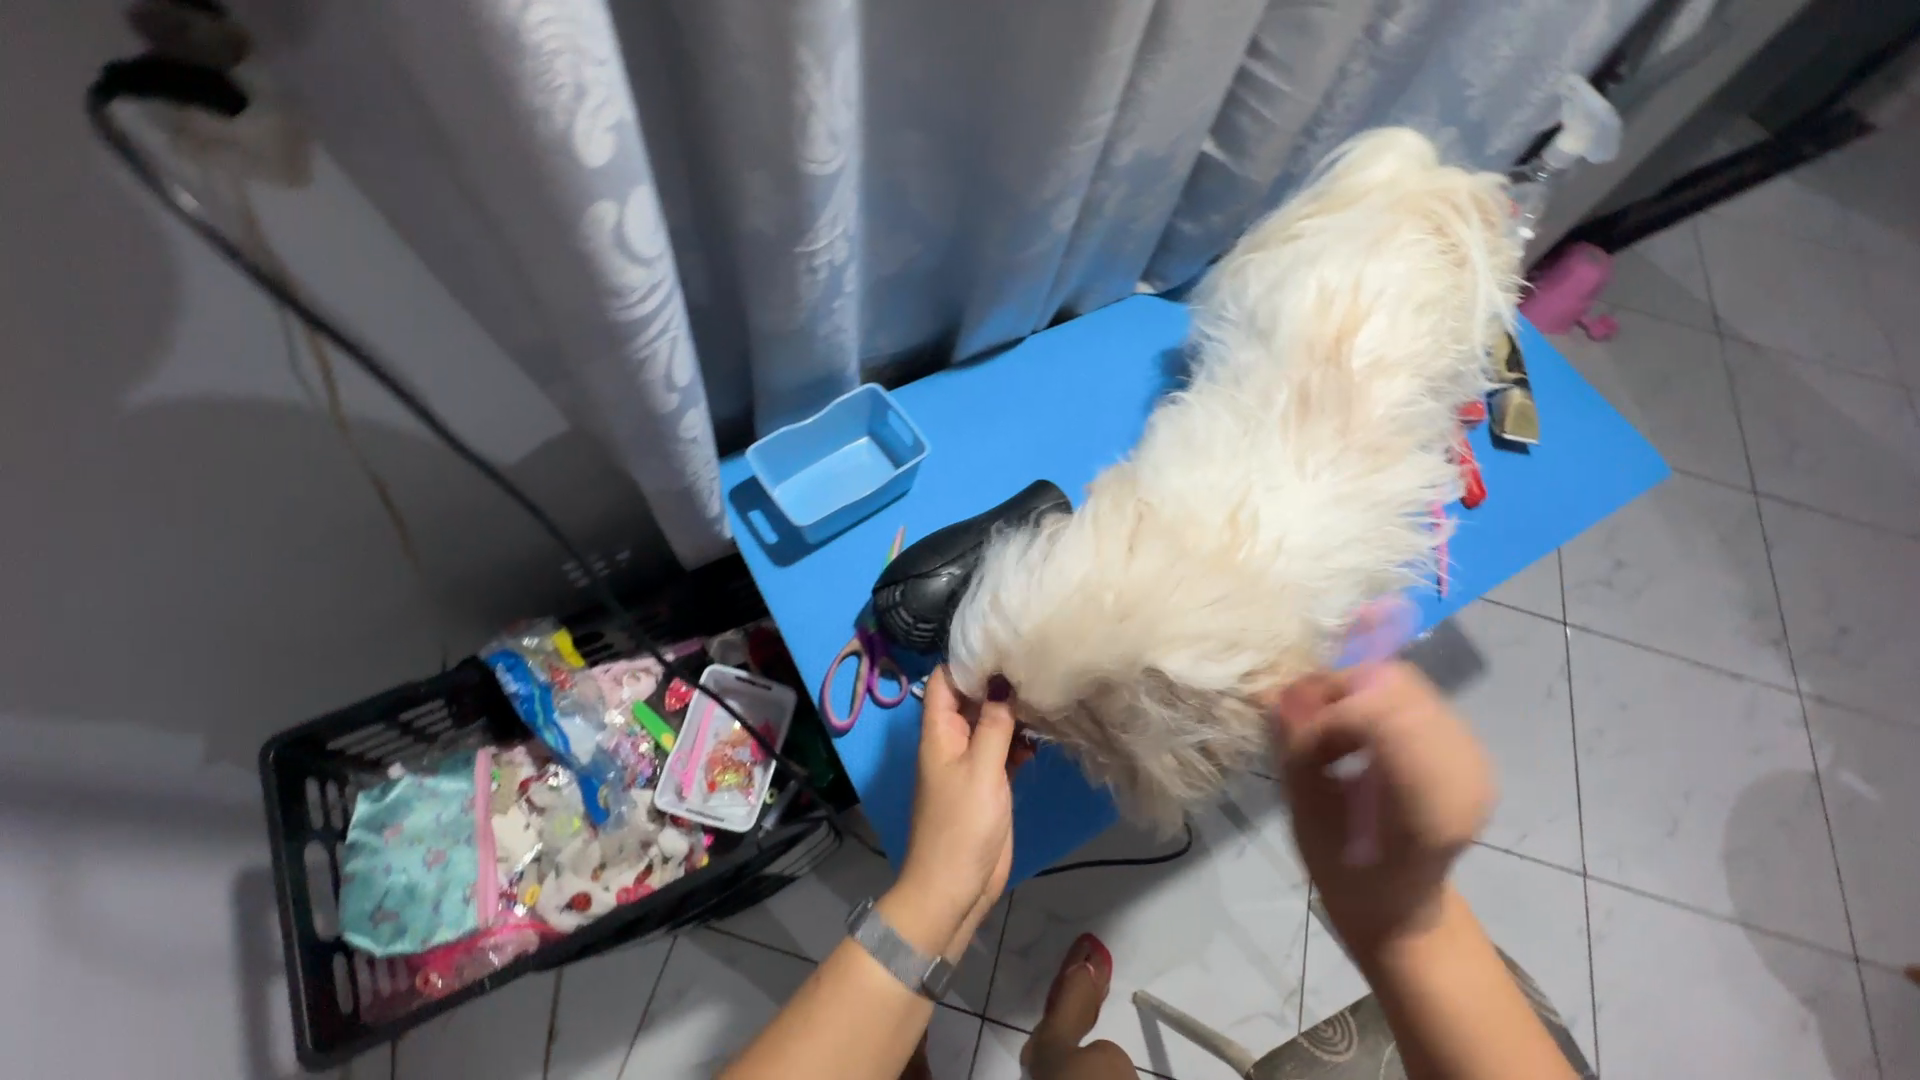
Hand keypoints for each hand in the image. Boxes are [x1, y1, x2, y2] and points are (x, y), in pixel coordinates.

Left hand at [890, 668, 1023, 958]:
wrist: (954, 888)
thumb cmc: (961, 826)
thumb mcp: (981, 770)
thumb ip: (994, 725)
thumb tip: (1002, 681)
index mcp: (939, 732)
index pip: (944, 681)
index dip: (968, 660)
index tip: (1003, 643)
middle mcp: (952, 741)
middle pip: (971, 699)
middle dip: (998, 682)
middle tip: (1036, 661)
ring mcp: (971, 763)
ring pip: (991, 724)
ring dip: (1013, 711)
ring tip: (1047, 692)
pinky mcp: (989, 783)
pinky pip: (1003, 750)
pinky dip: (1020, 740)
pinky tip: (1044, 733)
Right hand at [1269, 661, 1492, 955]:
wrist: (1398, 901)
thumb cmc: (1347, 874)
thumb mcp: (1309, 822)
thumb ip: (1299, 755)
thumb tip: (1278, 694)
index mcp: (1428, 807)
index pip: (1382, 719)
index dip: (1327, 716)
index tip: (1297, 739)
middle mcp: (1463, 771)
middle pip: (1395, 685)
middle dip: (1338, 693)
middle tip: (1305, 722)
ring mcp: (1470, 753)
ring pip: (1401, 681)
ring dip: (1353, 694)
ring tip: (1330, 731)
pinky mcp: (1463, 742)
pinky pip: (1410, 693)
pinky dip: (1370, 699)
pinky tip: (1355, 734)